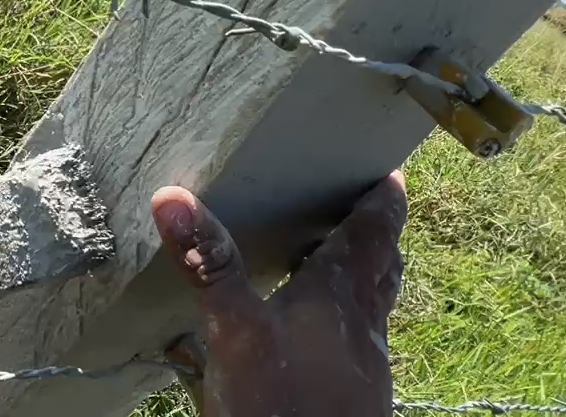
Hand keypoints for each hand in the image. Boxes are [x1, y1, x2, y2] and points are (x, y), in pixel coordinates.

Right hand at [151, 171, 406, 416]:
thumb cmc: (281, 409)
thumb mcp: (235, 332)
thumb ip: (209, 264)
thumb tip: (171, 196)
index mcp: (338, 301)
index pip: (369, 239)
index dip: (382, 205)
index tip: (394, 173)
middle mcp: (360, 332)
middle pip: (379, 272)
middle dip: (378, 237)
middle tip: (372, 206)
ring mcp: (360, 373)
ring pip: (371, 309)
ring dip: (363, 276)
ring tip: (340, 256)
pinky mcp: (348, 403)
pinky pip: (356, 341)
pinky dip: (344, 316)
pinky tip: (310, 328)